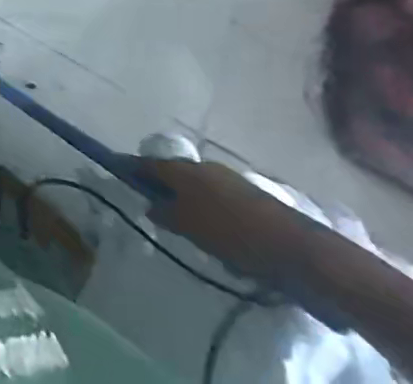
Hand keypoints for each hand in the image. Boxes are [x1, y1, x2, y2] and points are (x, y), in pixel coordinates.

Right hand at [138, 158, 322, 284]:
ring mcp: (230, 180)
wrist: (296, 248)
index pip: (148, 164)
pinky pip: (219, 201)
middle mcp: (205, 168)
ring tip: (188, 228)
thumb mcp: (189, 227)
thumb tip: (152, 205)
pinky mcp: (251, 198)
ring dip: (189, 202)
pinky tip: (217, 237)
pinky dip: (210, 212)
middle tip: (155, 207)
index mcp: (185, 170)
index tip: (116, 169)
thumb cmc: (232, 234)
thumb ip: (165, 213)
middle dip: (163, 187)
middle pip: (175, 174)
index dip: (131, 167)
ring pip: (198, 188)